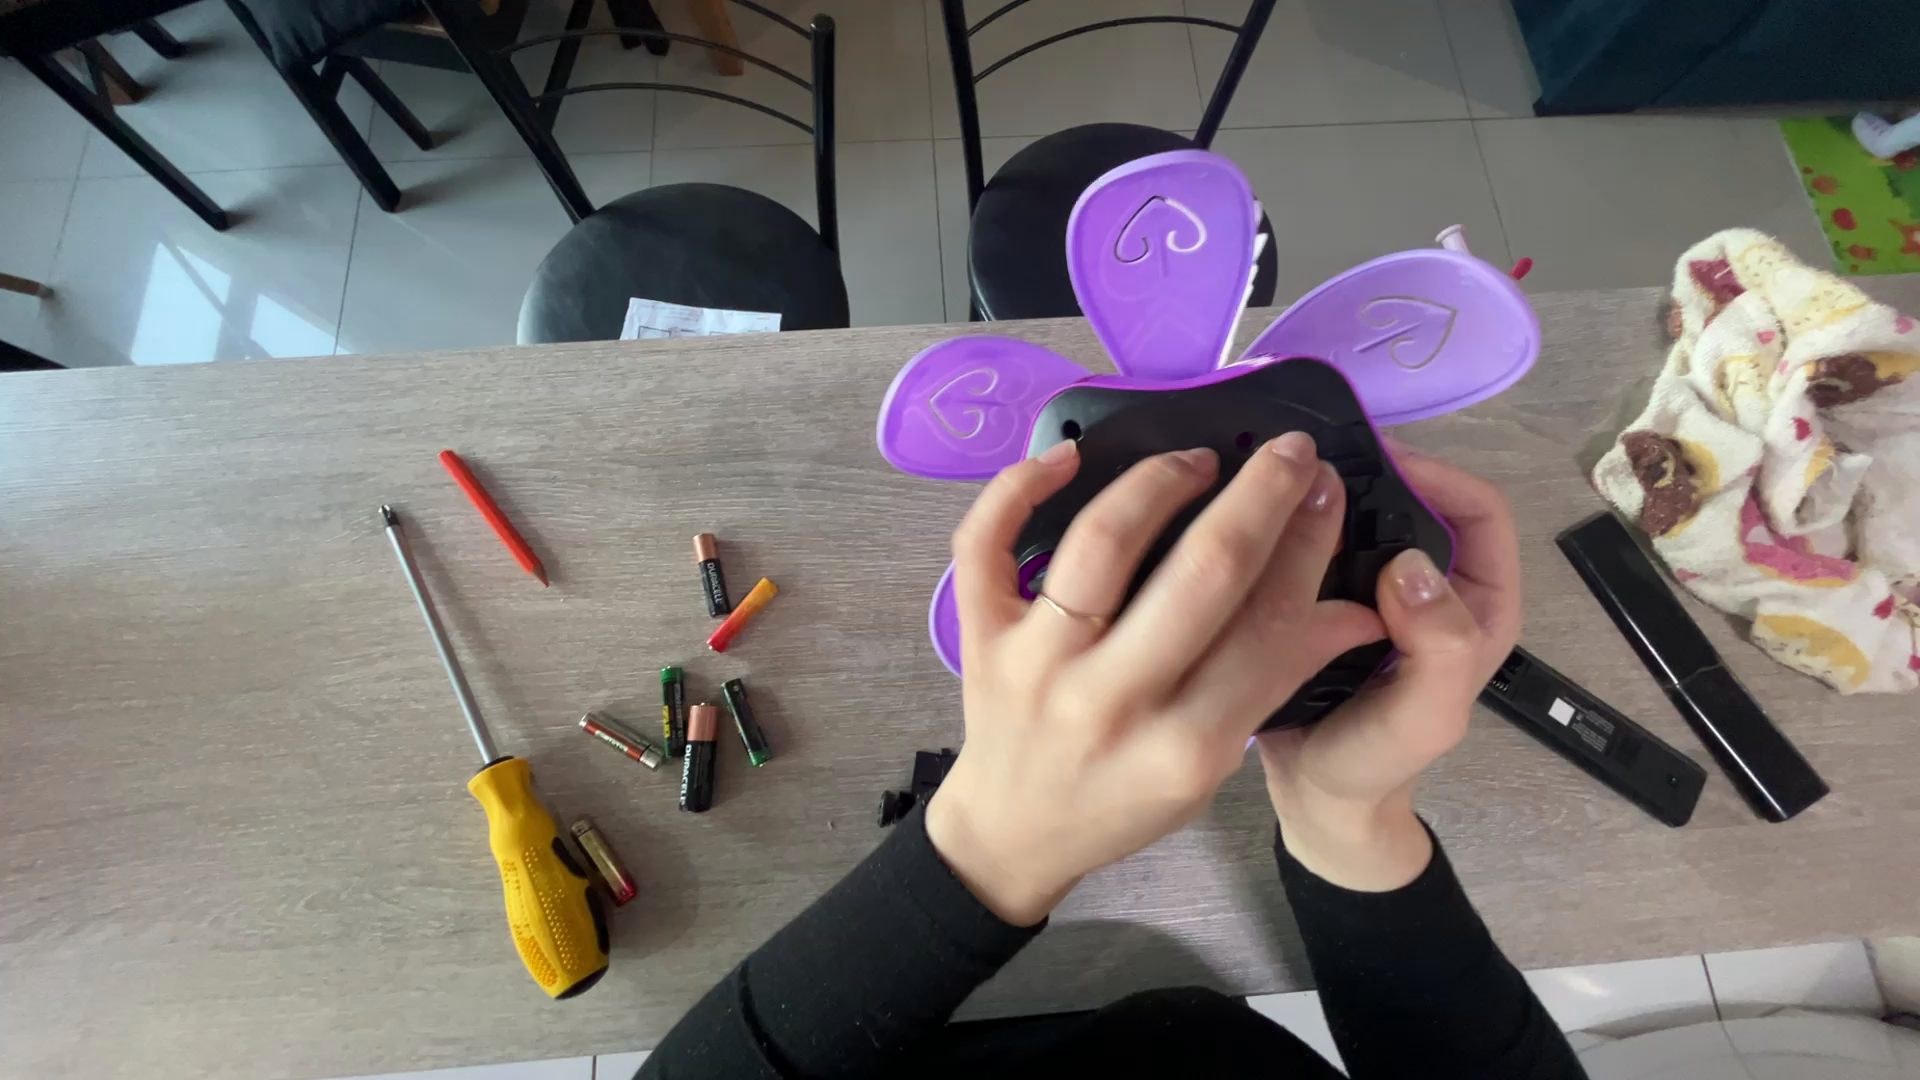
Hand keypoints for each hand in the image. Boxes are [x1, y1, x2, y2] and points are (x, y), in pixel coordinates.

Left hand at [925, 433, 1385, 924]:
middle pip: (1200, 572)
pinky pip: (983, 545)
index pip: (1268, 625)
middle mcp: (1110, 698)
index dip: (1307, 546)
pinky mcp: (979, 637)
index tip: (1324, 489)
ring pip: (1100, 543)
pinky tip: (1067, 456)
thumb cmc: (1119, 802)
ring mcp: (1034, 662)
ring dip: (1157, 482)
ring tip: (1194, 457)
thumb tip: (1357, 608)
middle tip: (1284, 450)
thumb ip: (1273, 684)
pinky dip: (1017, 487)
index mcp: (1186, 745)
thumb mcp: (1210, 769)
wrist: (1012, 829)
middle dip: (1258, 497)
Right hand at [1257, 448, 1520, 890]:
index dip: (1435, 476)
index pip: (1476, 513)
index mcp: (1470, 603)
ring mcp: (1364, 591)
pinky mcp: (1316, 599)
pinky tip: (1246, 528)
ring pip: (1353, 522)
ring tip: (1266, 488)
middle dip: (1363, 477)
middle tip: (1300, 469)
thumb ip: (1442, 651)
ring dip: (1318, 500)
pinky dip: (1285, 531)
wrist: (1311, 794)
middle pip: (1408, 504)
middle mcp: (1419, 587)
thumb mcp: (1424, 719)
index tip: (1370, 462)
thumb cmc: (1375, 762)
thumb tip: (1411, 565)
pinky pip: (1308, 549)